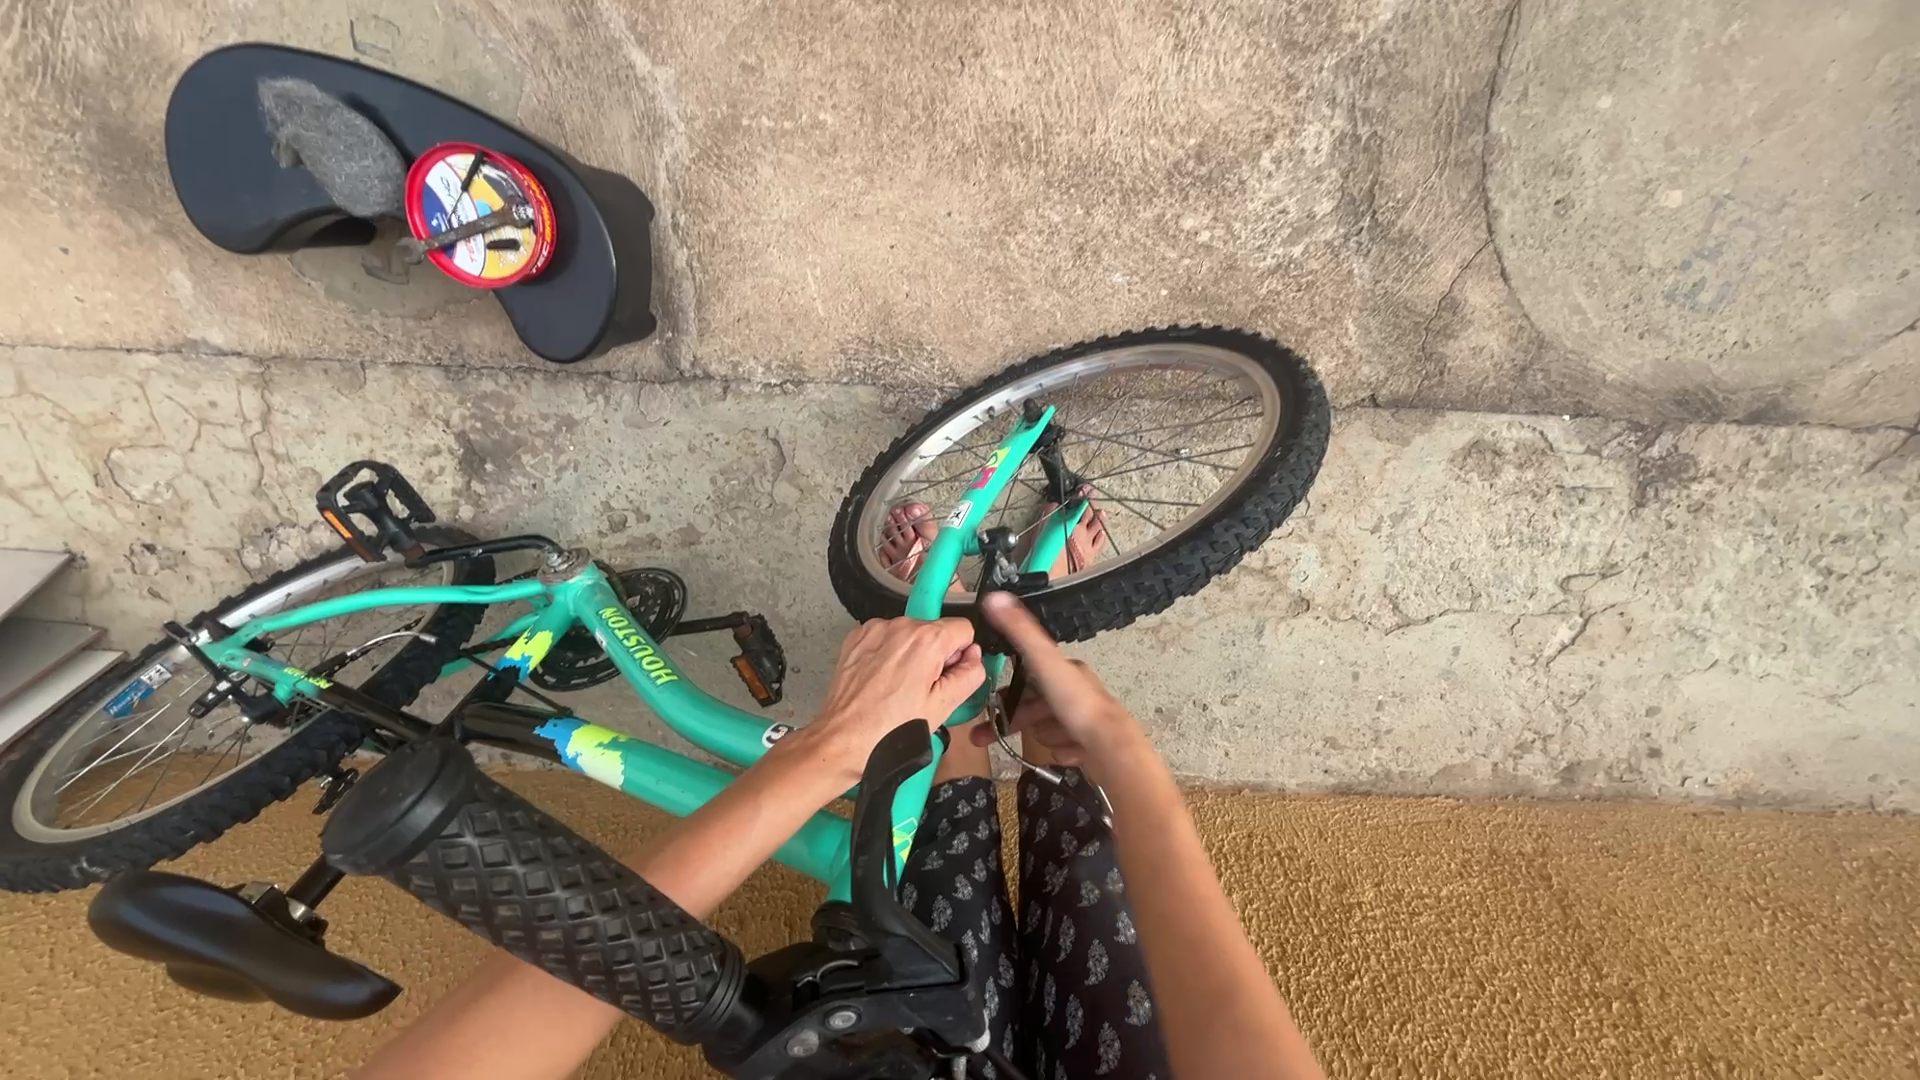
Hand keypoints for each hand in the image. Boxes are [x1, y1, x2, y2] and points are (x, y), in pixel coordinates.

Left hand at [800, 616, 984, 780]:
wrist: (843, 739)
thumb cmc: (889, 729)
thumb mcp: (944, 706)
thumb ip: (970, 675)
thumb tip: (975, 657)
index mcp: (927, 640)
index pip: (963, 628)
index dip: (961, 654)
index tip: (947, 675)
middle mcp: (900, 626)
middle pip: (935, 630)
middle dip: (935, 655)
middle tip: (922, 688)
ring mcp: (875, 629)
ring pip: (910, 633)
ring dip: (911, 654)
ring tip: (898, 687)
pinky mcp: (858, 637)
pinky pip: (886, 637)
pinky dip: (888, 653)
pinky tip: (882, 679)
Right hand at [970, 592, 1147, 772]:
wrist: (1111, 746)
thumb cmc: (1075, 703)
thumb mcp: (1043, 661)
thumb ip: (1019, 632)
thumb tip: (994, 596)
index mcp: (1064, 669)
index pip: (1026, 679)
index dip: (1006, 695)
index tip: (987, 711)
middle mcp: (1075, 691)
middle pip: (1033, 707)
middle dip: (1014, 724)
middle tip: (984, 739)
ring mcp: (1083, 718)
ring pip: (1048, 729)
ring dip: (1046, 738)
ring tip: (1055, 742)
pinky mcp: (1089, 744)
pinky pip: (1064, 748)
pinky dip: (1062, 752)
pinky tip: (1070, 753)